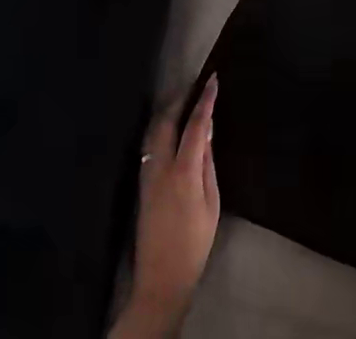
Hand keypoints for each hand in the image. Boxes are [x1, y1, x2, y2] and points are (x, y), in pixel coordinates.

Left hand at [112, 75, 219, 338]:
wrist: (161, 276)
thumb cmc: (195, 241)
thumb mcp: (212, 202)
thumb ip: (207, 163)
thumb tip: (207, 131)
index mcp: (183, 172)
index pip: (195, 125)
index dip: (205, 100)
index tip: (213, 79)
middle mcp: (160, 166)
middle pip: (166, 121)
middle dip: (181, 98)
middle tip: (197, 83)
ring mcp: (146, 173)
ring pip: (154, 130)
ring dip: (168, 110)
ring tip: (184, 97)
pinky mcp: (141, 182)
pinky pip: (149, 143)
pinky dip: (161, 126)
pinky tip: (170, 124)